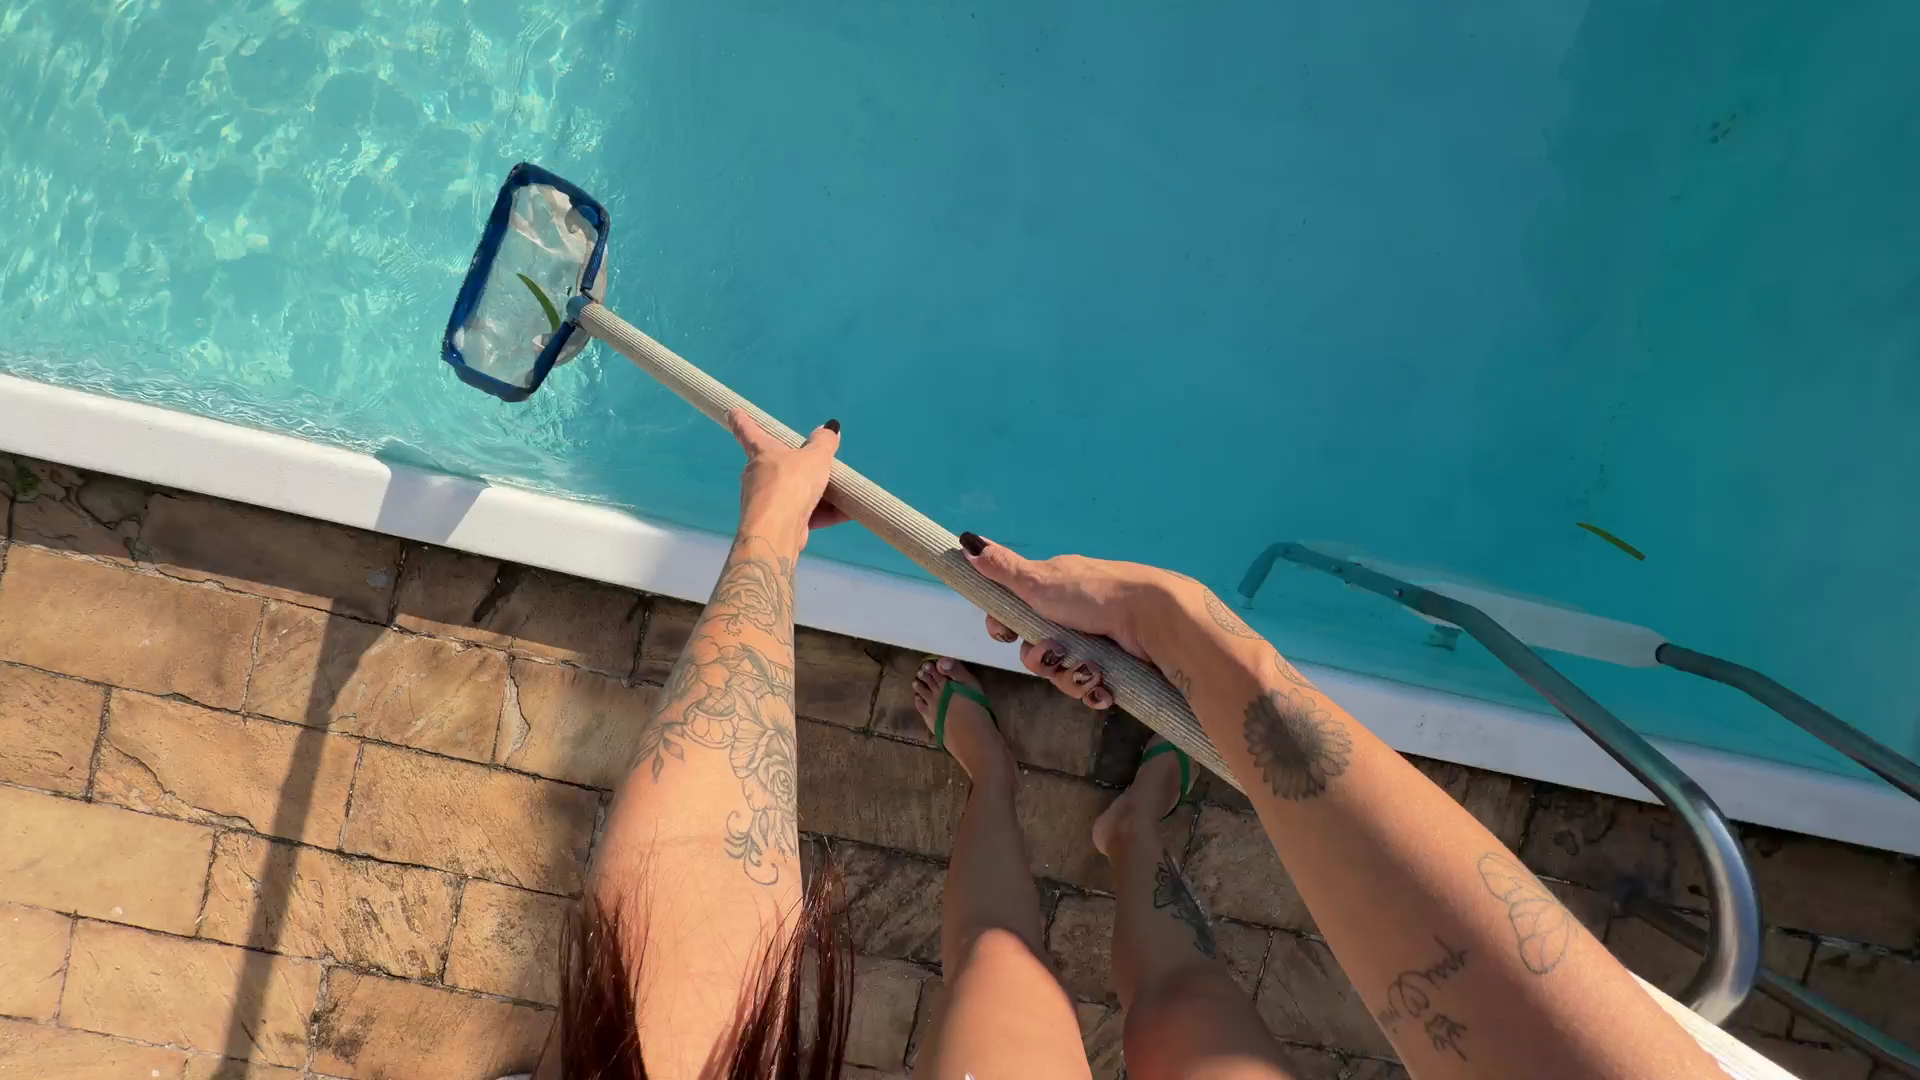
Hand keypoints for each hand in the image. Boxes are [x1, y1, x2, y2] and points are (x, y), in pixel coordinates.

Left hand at [725, 410, 848, 551]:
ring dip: (817, 495)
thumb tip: (829, 427)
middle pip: (778, 467)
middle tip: (821, 468)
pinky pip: (803, 514)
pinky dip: (823, 514)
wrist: (777, 529)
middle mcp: (758, 476)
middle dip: (798, 469)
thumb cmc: (791, 483)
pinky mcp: (777, 524)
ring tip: (844, 495)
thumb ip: (824, 443)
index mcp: (761, 452)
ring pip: (794, 494)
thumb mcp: (815, 457)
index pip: (747, 431)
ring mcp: (766, 502)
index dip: (742, 420)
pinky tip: (845, 515)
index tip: (733, 412)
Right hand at [959, 533, 1198, 708]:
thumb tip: (967, 540)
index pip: (1014, 616)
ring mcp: (1093, 641)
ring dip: (1071, 677)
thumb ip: (1002, 568)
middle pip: (1036, 651)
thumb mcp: (1039, 580)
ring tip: (1091, 671)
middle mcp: (1071, 616)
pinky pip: (1089, 688)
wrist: (1153, 617)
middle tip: (1056, 654)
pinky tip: (1104, 688)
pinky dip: (1094, 691)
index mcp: (1052, 592)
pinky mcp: (1114, 666)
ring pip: (1061, 673)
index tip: (1004, 634)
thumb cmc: (1092, 593)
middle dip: (1042, 660)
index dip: (1004, 629)